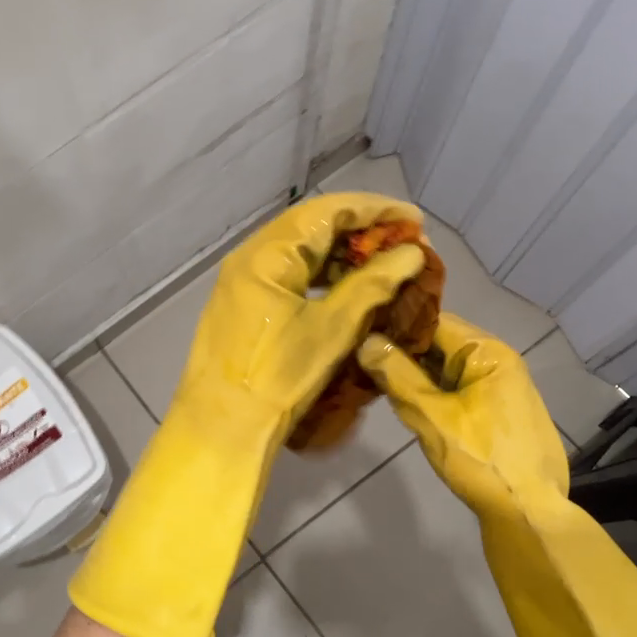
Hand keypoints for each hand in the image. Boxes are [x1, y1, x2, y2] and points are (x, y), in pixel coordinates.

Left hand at [70, 193, 426, 636]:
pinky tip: (349, 291)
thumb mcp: (331, 329)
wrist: (222, 426)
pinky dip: (321, 278)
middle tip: (404, 245)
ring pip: (299, 253)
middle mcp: (248, 259)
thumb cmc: (277, 377)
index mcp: (265, 255)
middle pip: (311, 227)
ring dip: (342, 256)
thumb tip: (410, 252)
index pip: (326, 211)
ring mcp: (241, 282)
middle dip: (361, 232)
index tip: (414, 220)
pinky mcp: (243, 306)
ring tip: (385, 269)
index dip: (374, 210)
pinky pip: (288, 276)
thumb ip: (373, 284)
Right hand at [358, 313, 570, 518]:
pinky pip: (462, 389)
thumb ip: (395, 374)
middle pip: (443, 344)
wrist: (528, 512)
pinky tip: (416, 409)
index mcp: (488, 353)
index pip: (434, 321)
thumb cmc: (479, 457)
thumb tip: (366, 340)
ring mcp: (506, 387)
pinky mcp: (504, 411)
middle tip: (366, 365)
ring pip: (451, 369)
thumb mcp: (429, 415)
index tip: (362, 334)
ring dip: (419, 376)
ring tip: (383, 386)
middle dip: (405, 354)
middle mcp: (501, 361)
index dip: (396, 325)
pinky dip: (437, 392)